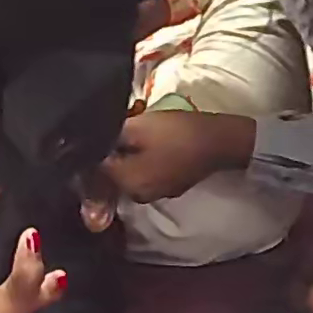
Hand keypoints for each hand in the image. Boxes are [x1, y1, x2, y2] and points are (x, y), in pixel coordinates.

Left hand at [99, 110, 254, 202]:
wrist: (220, 141)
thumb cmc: (176, 133)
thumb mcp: (137, 127)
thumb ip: (110, 136)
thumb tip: (93, 142)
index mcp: (127, 184)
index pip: (97, 166)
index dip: (100, 142)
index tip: (112, 123)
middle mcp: (138, 195)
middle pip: (115, 167)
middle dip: (118, 142)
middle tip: (130, 117)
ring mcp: (157, 192)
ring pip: (132, 166)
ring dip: (132, 145)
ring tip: (142, 119)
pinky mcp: (171, 184)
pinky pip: (149, 168)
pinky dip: (147, 153)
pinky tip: (156, 134)